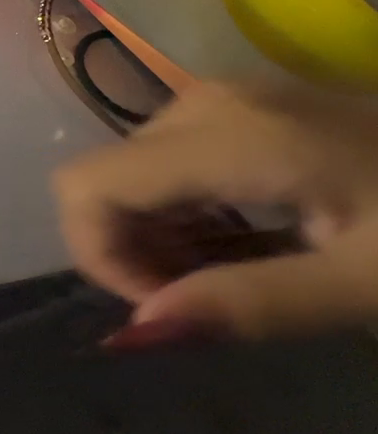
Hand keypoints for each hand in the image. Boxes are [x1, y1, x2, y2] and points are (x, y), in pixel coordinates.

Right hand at [52, 82, 377, 344]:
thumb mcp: (375, 284)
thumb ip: (255, 304)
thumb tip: (137, 332)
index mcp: (227, 138)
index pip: (85, 187)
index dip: (96, 252)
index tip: (161, 305)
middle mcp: (197, 105)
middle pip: (103, 180)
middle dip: (129, 249)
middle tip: (204, 303)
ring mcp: (216, 101)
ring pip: (127, 171)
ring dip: (153, 232)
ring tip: (228, 277)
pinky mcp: (234, 109)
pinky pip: (162, 160)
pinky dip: (178, 210)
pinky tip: (238, 240)